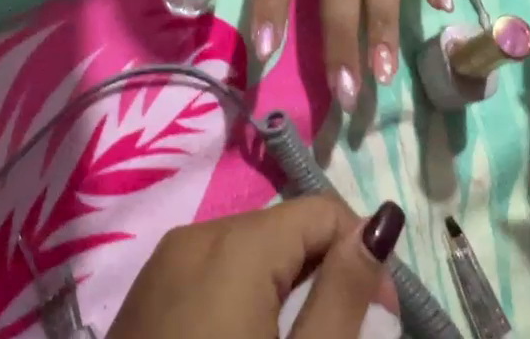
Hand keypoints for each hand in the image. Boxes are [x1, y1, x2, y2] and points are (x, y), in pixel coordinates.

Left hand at [106, 197, 403, 338]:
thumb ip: (343, 294)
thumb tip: (382, 222)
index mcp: (233, 245)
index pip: (321, 211)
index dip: (362, 255)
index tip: (380, 319)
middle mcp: (194, 235)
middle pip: (285, 230)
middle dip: (324, 275)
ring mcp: (163, 263)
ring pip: (250, 252)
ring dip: (287, 289)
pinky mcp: (147, 294)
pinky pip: (214, 272)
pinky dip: (245, 297)